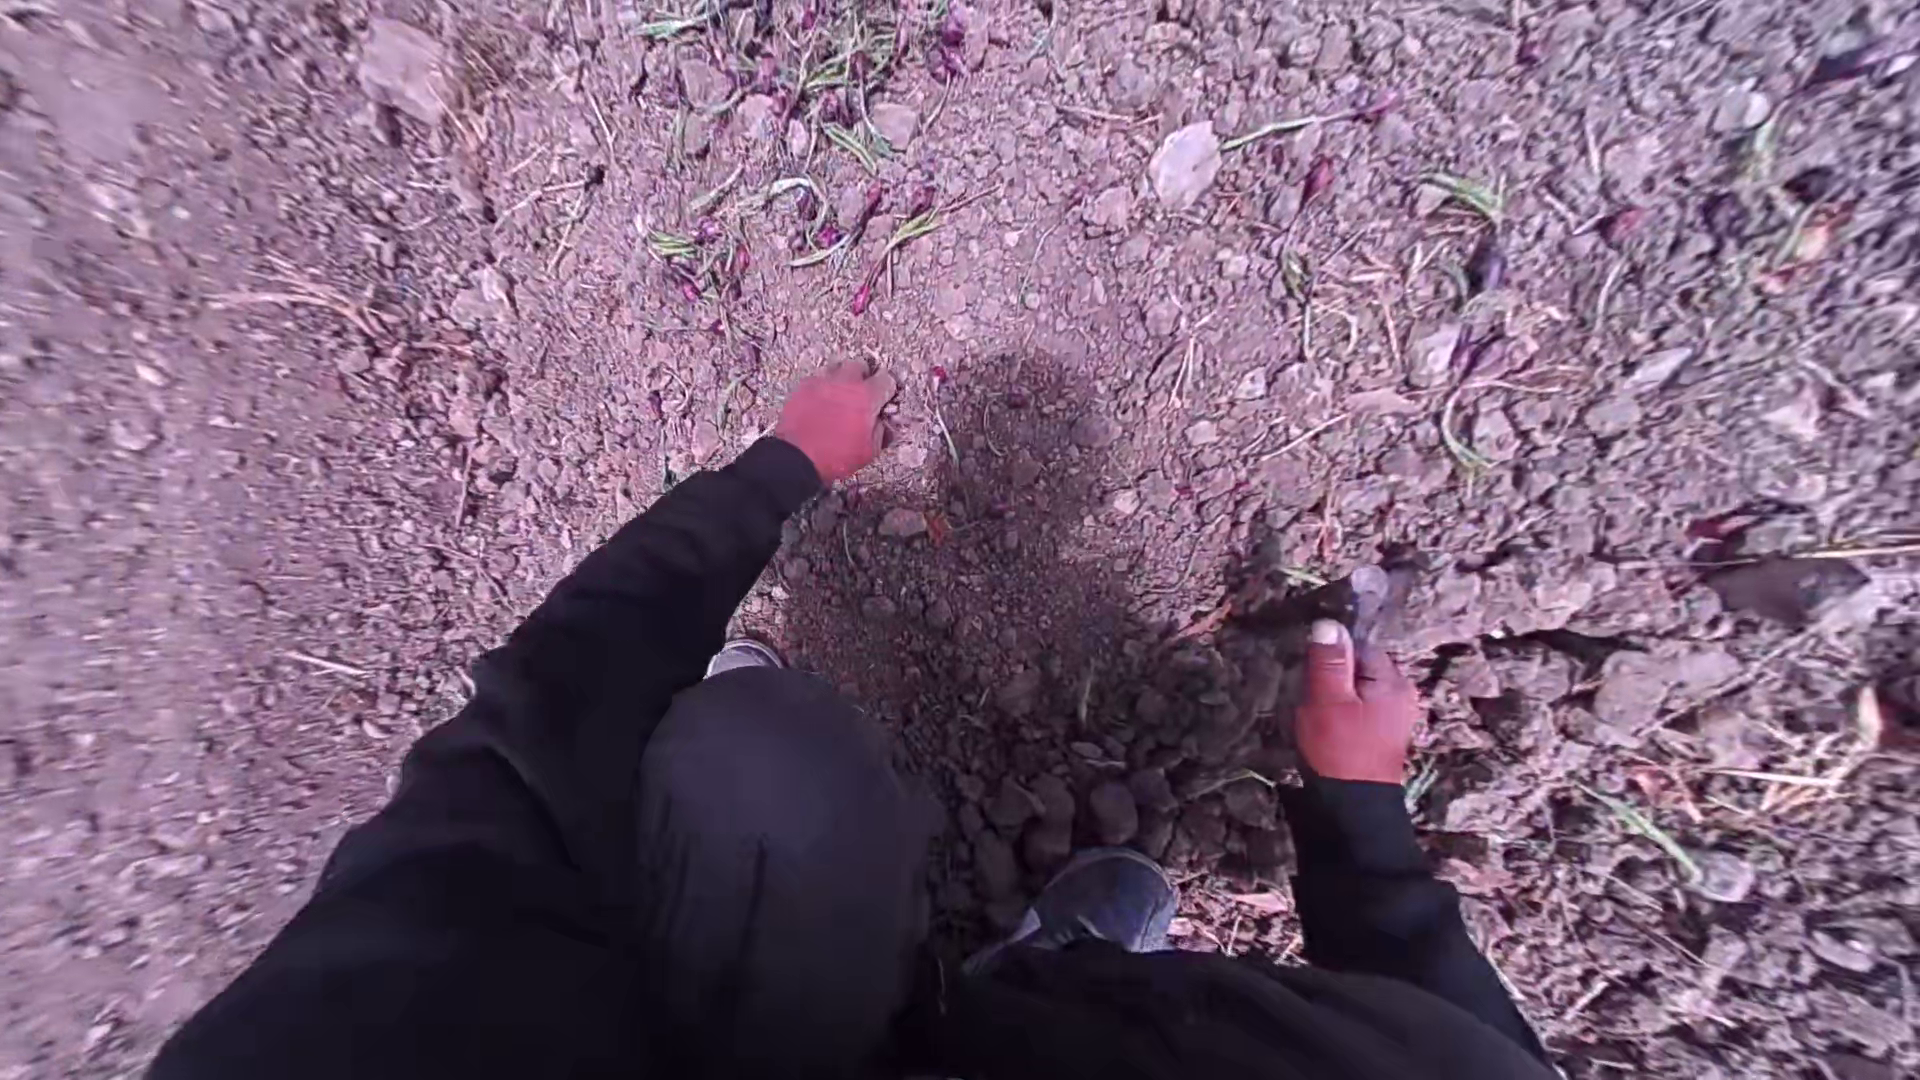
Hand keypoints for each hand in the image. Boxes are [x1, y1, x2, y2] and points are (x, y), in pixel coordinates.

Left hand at [771, 361, 896, 484]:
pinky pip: (817, 379)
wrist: (798, 459)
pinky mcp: (802, 388)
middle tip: (864, 392)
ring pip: (837, 367)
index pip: (886, 380)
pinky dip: (823, 387)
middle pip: (860, 365)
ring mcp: (822, 382)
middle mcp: (844, 383)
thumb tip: (883, 423)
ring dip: (842, 378)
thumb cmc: (833, 456)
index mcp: (866, 396)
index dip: (889, 389)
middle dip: (865, 377)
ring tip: (842, 395)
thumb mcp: (870, 450)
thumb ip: (881, 431)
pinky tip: (823, 401)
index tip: (886, 396)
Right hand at [1294, 619, 1418, 783]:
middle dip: (1332, 671)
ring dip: (1335, 689)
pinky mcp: (1383, 728)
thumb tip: (1328, 623)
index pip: (1358, 645)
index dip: (1331, 653)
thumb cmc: (1338, 746)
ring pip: (1357, 684)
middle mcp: (1402, 692)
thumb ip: (1328, 661)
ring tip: (1316, 704)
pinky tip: (1327, 716)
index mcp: (1392, 681)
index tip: (1309, 666)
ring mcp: (1394, 712)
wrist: (1352, 802)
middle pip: (1359, 664)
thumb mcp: (1327, 698)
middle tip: (1310, 689)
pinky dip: (1342, 704)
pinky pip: (1359, 701)